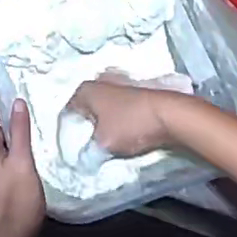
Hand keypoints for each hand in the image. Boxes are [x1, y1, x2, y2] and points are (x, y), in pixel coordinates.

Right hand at [64, 76, 190, 156]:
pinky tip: (124, 131)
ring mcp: (118, 83)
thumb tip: (84, 154)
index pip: (68, 110)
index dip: (69, 129)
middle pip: (86, 107)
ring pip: (104, 107)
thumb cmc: (130, 125)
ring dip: (105, 122)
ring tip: (109, 141)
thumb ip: (88, 150)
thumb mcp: (103, 145)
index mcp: (85, 90)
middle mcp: (99, 82)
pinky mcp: (135, 90)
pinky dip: (119, 118)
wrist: (168, 114)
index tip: (74, 146)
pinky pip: (119, 107)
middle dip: (88, 124)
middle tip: (91, 143)